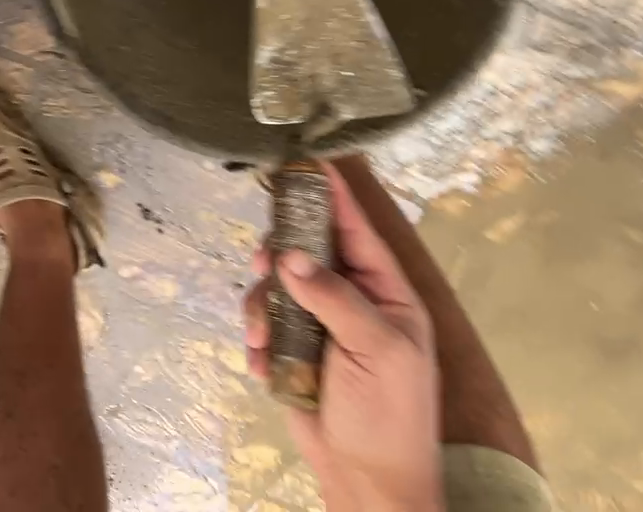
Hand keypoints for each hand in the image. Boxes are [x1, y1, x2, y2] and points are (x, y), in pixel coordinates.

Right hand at [244, 162, 442, 511]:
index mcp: (386, 294)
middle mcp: (351, 299)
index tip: (308, 162)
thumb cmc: (387, 416)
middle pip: (306, 249)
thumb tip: (290, 256)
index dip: (334, 195)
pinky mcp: (291, 346)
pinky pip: (262, 319)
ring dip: (261, 305)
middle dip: (280, 254)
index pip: (358, 230)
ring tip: (259, 335)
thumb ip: (335, 298)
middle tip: (263, 263)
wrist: (365, 482)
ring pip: (276, 283)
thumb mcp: (375, 351)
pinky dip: (255, 336)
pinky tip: (261, 363)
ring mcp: (319, 323)